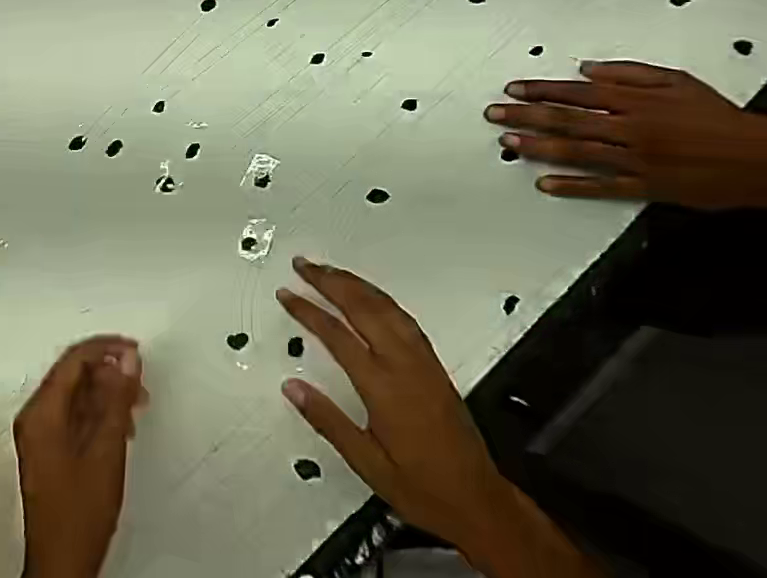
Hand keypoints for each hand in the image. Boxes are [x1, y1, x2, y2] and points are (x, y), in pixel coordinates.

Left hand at [15, 335, 146, 577]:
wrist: (63, 563)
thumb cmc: (79, 515)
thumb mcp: (107, 450)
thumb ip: (117, 399)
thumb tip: (128, 360)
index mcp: (41, 412)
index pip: (73, 359)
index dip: (105, 348)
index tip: (131, 349)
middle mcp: (35, 417)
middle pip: (73, 374)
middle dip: (108, 371)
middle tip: (137, 377)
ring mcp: (40, 433)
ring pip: (76, 393)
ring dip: (106, 392)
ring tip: (135, 402)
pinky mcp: (49, 447)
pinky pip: (74, 413)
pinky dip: (98, 411)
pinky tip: (120, 423)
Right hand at [275, 258, 513, 549]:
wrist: (480, 502)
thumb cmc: (420, 486)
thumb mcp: (366, 463)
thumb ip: (327, 420)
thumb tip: (291, 386)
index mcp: (382, 387)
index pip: (336, 335)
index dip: (307, 310)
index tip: (286, 294)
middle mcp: (404, 365)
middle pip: (362, 308)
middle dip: (329, 281)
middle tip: (303, 265)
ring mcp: (422, 360)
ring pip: (385, 306)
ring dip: (355, 283)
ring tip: (329, 270)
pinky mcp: (434, 364)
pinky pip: (403, 317)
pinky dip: (380, 297)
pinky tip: (369, 294)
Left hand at [487, 60, 766, 208]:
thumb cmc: (720, 117)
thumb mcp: (678, 82)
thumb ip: (630, 74)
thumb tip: (585, 69)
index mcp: (637, 102)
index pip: (576, 93)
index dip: (540, 90)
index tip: (512, 89)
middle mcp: (631, 128)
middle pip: (567, 120)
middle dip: (525, 115)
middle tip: (494, 114)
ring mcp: (638, 160)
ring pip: (577, 151)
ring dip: (538, 147)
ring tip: (507, 143)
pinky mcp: (648, 186)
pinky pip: (603, 187)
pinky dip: (572, 185)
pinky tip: (545, 184)